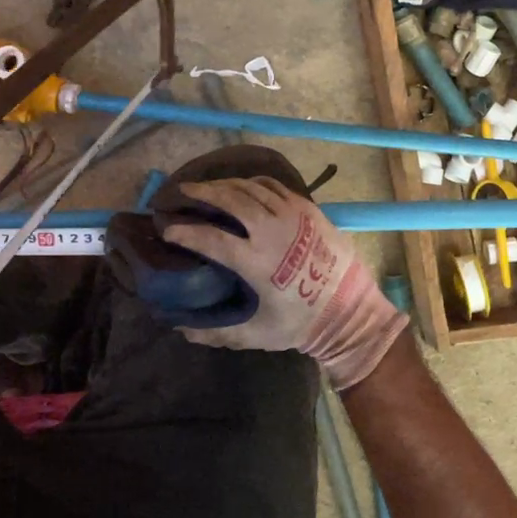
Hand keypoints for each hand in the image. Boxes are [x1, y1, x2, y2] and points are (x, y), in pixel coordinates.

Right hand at [162, 178, 408, 389]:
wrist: (350, 311)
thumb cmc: (301, 324)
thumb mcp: (257, 334)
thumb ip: (217, 333)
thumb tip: (181, 330)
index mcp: (255, 262)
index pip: (210, 239)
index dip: (185, 232)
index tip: (167, 229)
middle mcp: (271, 231)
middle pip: (229, 199)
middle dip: (202, 192)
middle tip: (181, 191)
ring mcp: (292, 215)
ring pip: (251, 188)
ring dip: (225, 184)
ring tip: (207, 186)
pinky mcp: (307, 208)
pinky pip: (274, 187)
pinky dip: (253, 183)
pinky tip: (242, 186)